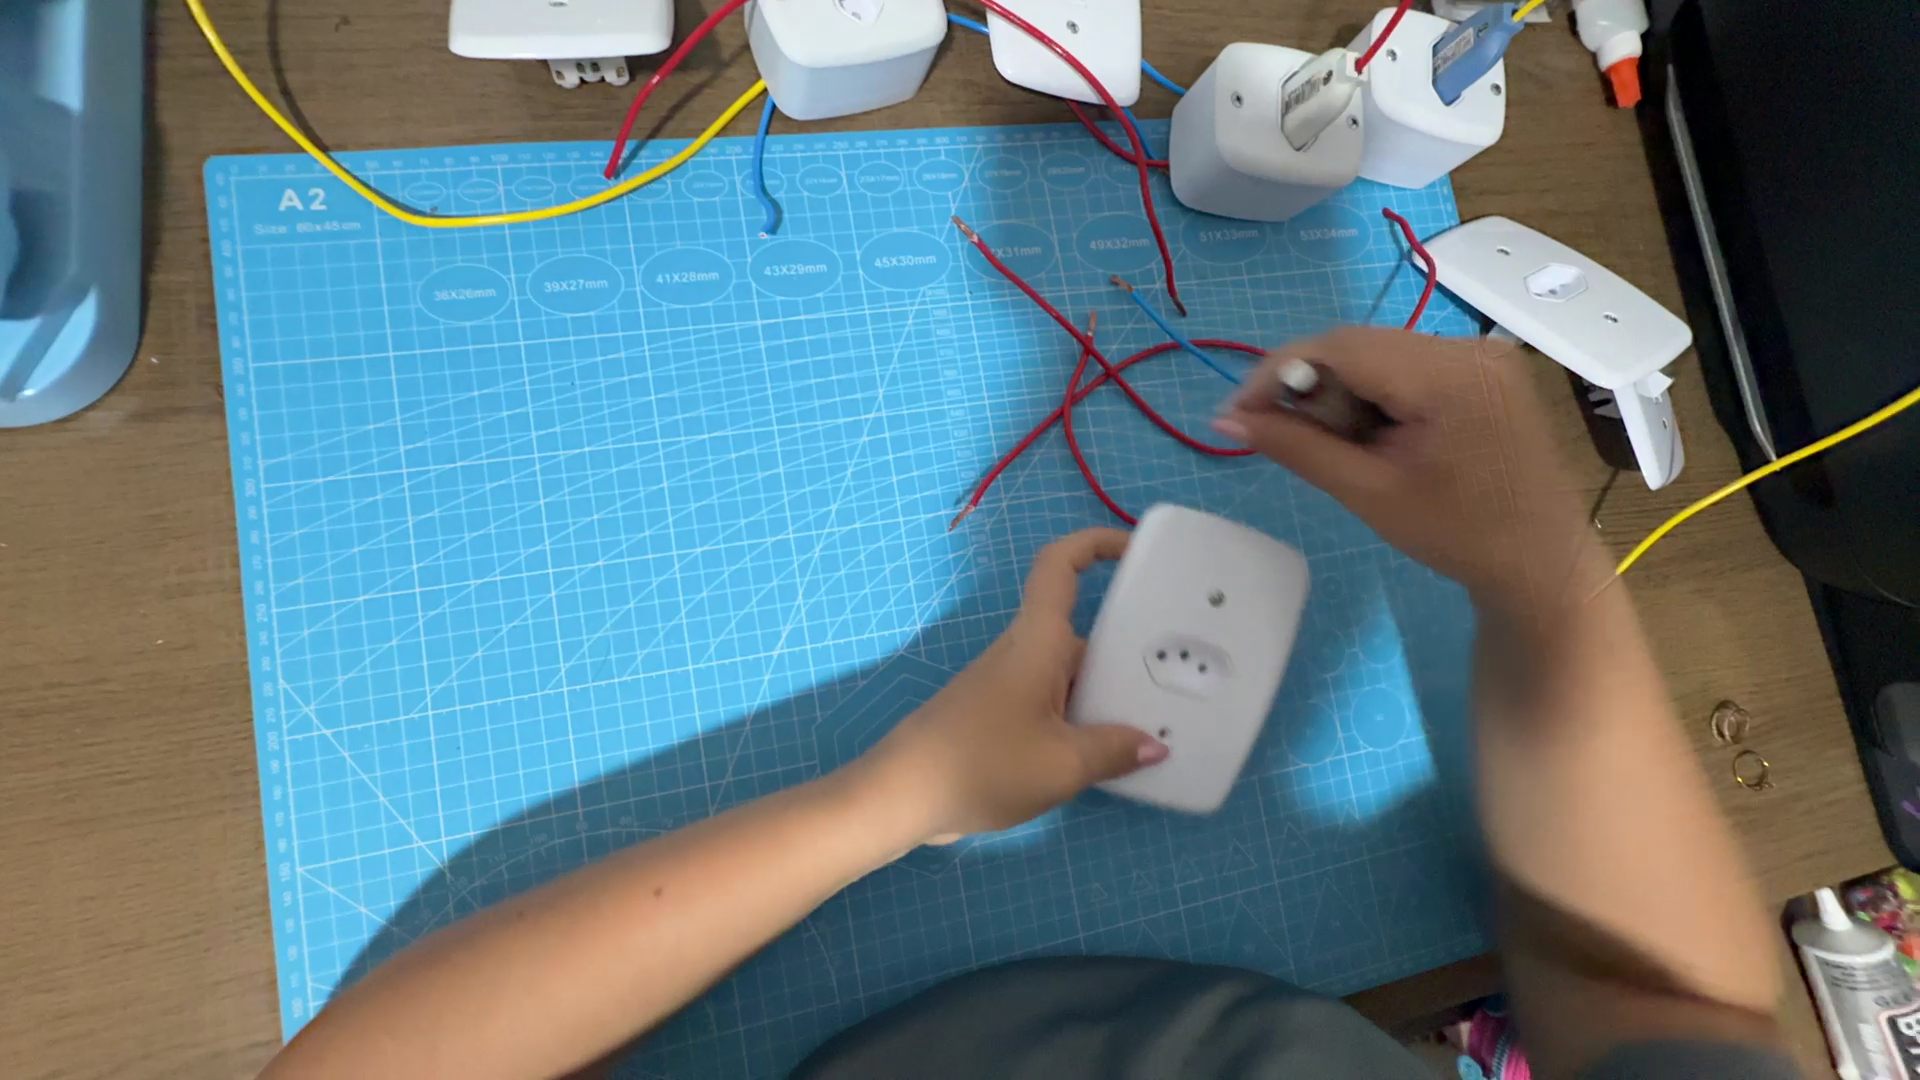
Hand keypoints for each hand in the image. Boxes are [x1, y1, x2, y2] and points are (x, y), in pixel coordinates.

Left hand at [861, 528, 1169, 843]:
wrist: (902, 794)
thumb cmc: (981, 764)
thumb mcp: (1061, 764)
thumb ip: (1112, 751)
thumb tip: (1154, 745)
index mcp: (1036, 641)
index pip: (1059, 566)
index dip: (1095, 543)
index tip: (1135, 548)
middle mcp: (1025, 652)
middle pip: (1082, 632)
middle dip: (1128, 648)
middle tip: (1182, 670)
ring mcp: (1012, 683)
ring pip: (1072, 673)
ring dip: (1109, 691)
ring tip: (1160, 720)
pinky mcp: (1002, 713)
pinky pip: (1056, 702)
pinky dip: (1085, 717)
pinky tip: (1111, 754)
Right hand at [1212, 328, 1604, 613]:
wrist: (1540, 562)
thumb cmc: (1454, 534)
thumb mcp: (1364, 490)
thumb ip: (1294, 446)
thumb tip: (1225, 420)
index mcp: (1447, 374)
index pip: (1338, 347)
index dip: (1276, 373)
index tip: (1236, 413)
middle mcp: (1466, 347)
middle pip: (1355, 347)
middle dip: (1308, 389)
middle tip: (1283, 438)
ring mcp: (1477, 356)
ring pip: (1373, 357)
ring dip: (1337, 396)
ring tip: (1340, 449)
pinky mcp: (1478, 372)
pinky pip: (1400, 369)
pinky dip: (1368, 399)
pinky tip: (1370, 440)